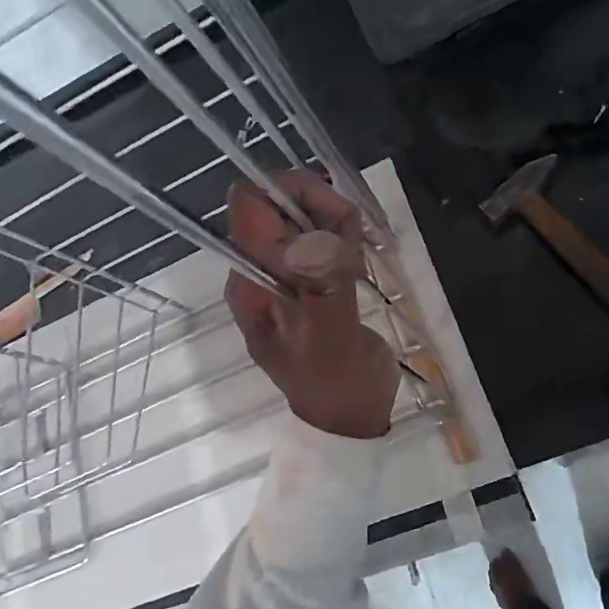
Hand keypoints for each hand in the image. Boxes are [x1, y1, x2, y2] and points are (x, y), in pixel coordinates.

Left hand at [225, 170, 398, 439]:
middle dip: (320, 206)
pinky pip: (321, 236)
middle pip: (278, 203)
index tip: (334, 214)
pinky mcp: (308, 279)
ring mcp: (284, 273)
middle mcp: (259, 269)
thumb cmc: (337, 383)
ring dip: (336, 223)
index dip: (290, 192)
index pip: (251, 206)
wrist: (348, 417)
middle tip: (355, 243)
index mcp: (250, 279)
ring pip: (303, 216)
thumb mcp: (329, 341)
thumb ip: (321, 287)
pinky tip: (358, 267)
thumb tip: (309, 239)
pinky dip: (343, 238)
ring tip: (358, 263)